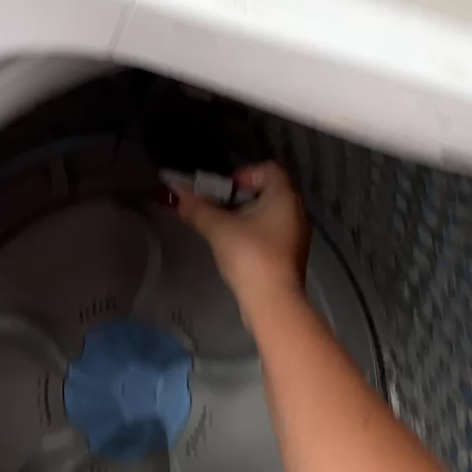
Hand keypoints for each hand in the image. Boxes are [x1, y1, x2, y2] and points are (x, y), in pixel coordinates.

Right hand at [168, 163, 310, 312]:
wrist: (273, 302)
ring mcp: (297, 234)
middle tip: (218, 207)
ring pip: (270, 212)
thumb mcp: (218, 227)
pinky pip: (272, 231)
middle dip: (240, 196)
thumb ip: (195, 207)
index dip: (243, 174)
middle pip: (268, 190)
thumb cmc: (249, 255)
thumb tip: (174, 191)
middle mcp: (297, 210)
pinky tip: (237, 246)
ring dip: (246, 215)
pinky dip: (255, 232)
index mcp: (285, 196)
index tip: (223, 191)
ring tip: (223, 227)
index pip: (268, 169)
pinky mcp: (292, 254)